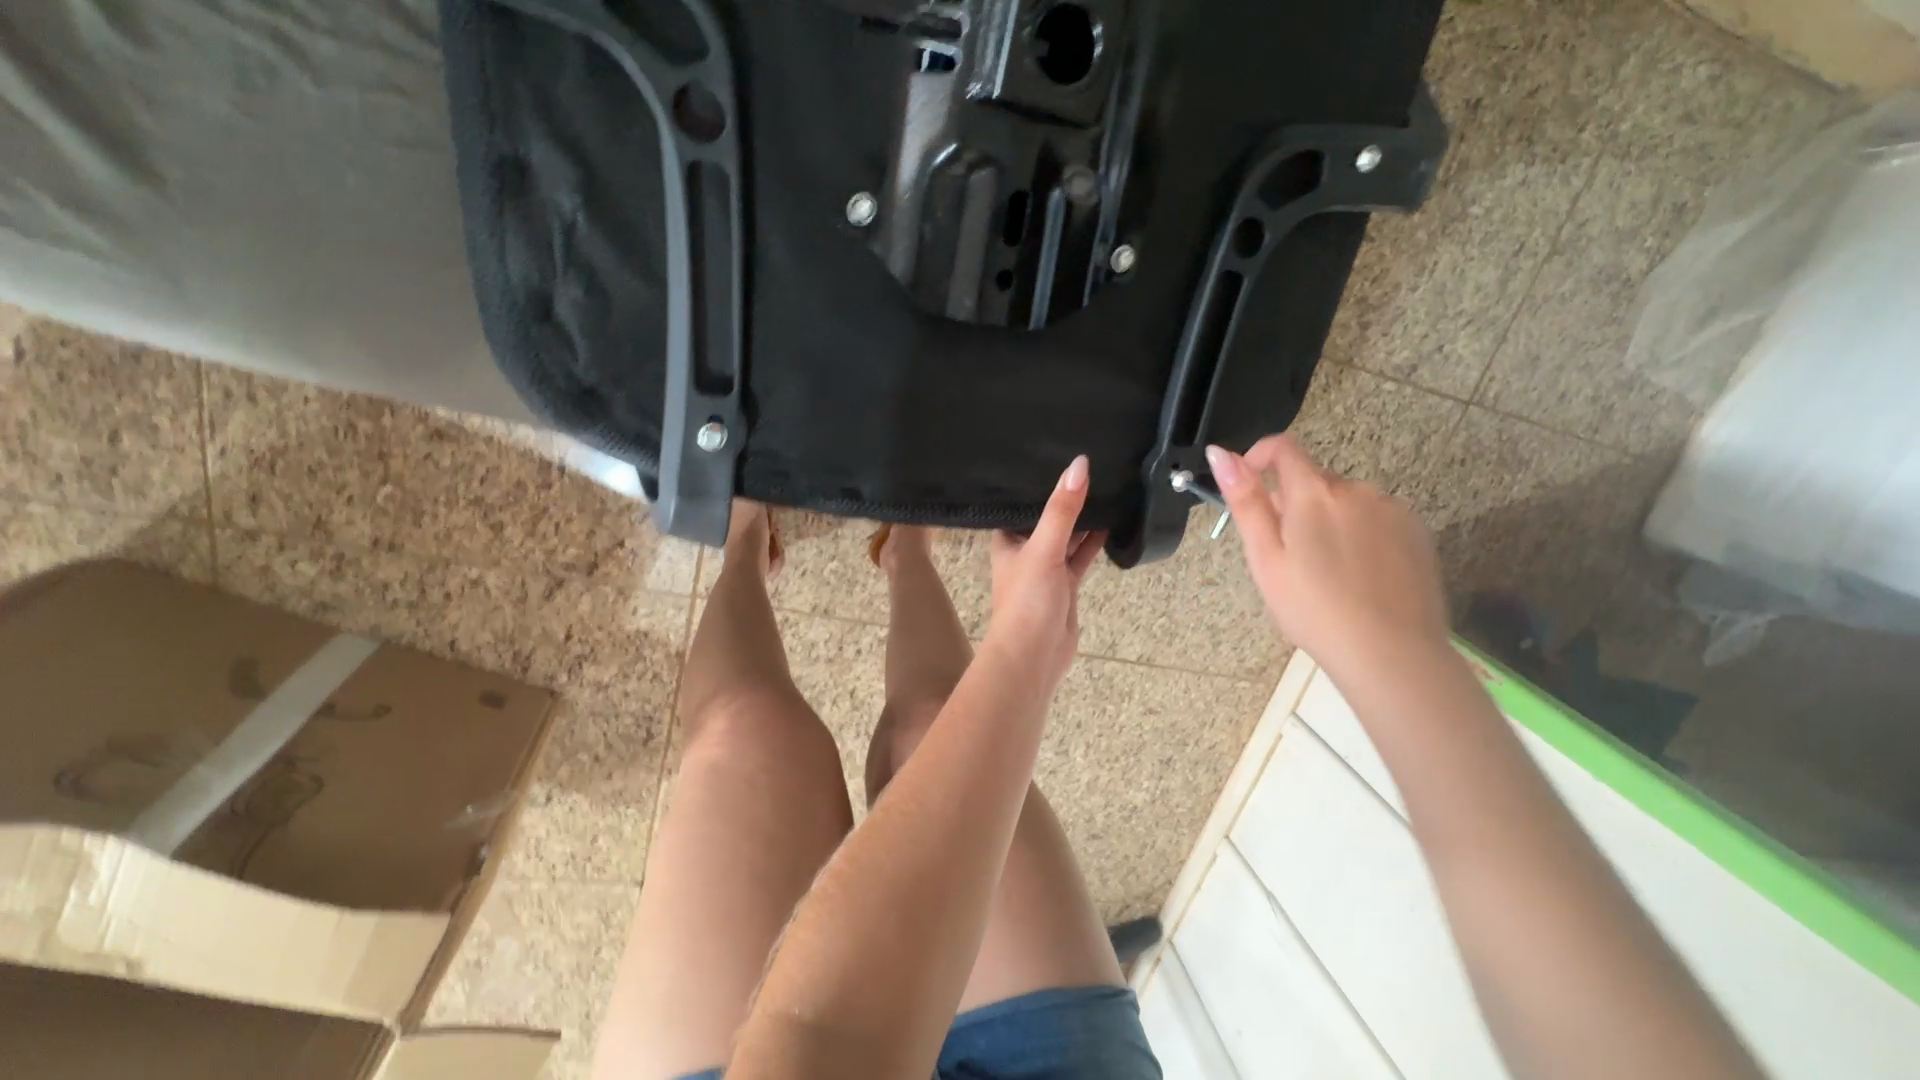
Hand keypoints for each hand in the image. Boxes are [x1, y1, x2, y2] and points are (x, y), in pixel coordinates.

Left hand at [982, 455, 1105, 693]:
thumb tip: (1079, 464)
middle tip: (1091, 463)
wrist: (1034, 656)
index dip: (1039, 480)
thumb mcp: (1044, 547)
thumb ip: (1062, 508)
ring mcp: (1046, 568)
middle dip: (1065, 497)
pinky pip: (1080, 556)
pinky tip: (1111, 521)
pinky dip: (1094, 542)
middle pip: (1047, 517)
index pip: (1022, 502)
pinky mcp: (1065, 585)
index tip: (1059, 452)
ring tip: (1106, 484)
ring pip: (1067, 536)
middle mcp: (1024, 550)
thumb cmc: (1027, 600)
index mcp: (1007, 539)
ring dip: (1083, 518)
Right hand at [1206, 436, 1449, 679]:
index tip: (1249, 488)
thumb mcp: (1266, 559)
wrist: (1391, 653)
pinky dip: (1361, 536)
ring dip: (1330, 521)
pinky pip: (1377, 520)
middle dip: (1295, 506)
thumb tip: (1219, 452)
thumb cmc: (1315, 610)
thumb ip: (1245, 501)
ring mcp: (1392, 509)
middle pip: (1314, 481)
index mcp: (1314, 493)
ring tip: (1328, 575)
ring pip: (1346, 503)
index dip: (1258, 457)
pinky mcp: (1418, 532)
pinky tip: (1360, 578)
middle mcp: (1356, 489)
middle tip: (1289, 559)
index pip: (1283, 447)